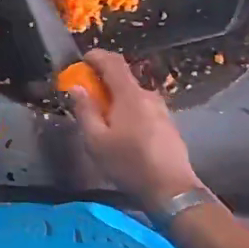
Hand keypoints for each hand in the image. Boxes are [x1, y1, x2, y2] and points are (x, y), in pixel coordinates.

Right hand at [66, 49, 199, 210]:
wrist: (172, 191)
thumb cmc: (129, 163)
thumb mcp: (96, 140)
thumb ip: (85, 110)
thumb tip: (76, 88)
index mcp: (130, 95)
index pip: (113, 62)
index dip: (96, 56)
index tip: (81, 60)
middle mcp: (148, 97)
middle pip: (122, 79)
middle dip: (101, 82)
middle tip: (85, 95)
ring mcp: (161, 111)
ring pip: (132, 95)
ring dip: (114, 98)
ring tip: (101, 117)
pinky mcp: (167, 125)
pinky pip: (142, 108)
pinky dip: (126, 110)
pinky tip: (120, 131)